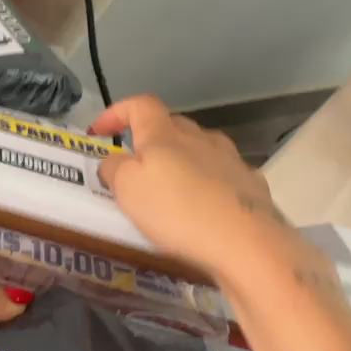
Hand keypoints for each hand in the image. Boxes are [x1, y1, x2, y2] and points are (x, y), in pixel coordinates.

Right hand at [92, 95, 310, 290]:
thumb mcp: (126, 189)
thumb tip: (116, 161)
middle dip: (149, 138)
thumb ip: (114, 168)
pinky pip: (223, 175)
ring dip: (182, 158)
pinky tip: (205, 205)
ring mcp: (231, 161)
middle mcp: (201, 139)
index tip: (98, 133)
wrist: (247, 244)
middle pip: (172, 125)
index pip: (140, 106)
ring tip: (171, 184)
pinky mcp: (252, 187)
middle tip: (133, 163)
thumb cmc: (177, 211)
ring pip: (201, 148)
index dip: (117, 112)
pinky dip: (208, 182)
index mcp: (165, 135)